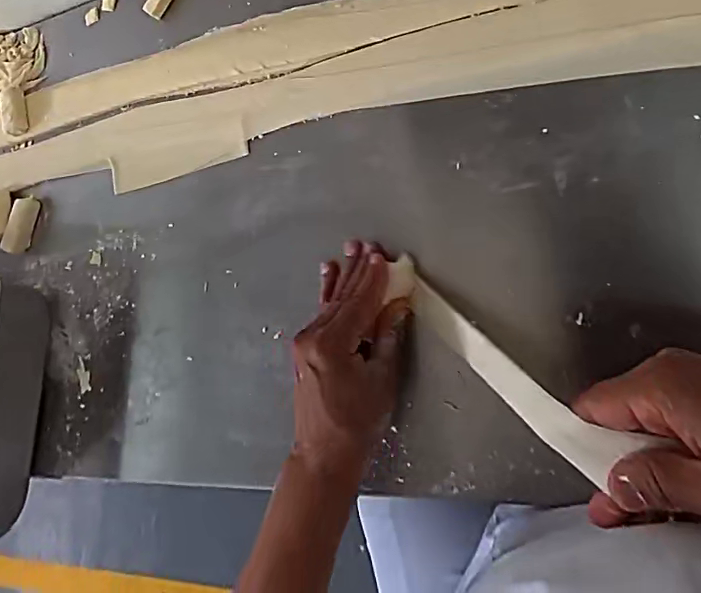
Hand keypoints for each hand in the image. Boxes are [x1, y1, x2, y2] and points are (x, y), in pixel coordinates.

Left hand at [288, 241, 411, 475]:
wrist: (323, 455)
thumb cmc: (356, 424)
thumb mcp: (382, 379)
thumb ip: (387, 336)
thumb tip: (396, 305)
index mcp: (332, 344)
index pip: (360, 303)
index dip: (374, 280)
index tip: (384, 258)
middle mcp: (313, 336)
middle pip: (344, 296)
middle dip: (359, 270)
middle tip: (369, 246)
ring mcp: (305, 340)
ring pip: (332, 301)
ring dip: (346, 276)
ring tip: (352, 250)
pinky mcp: (304, 346)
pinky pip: (321, 311)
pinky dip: (329, 291)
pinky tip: (329, 273)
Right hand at [573, 349, 700, 553]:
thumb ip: (655, 483)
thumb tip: (612, 483)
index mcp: (664, 383)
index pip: (592, 406)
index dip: (583, 449)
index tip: (594, 493)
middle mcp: (677, 369)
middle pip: (621, 413)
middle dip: (622, 463)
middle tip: (633, 516)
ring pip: (654, 420)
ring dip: (655, 464)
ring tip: (675, 511)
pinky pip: (684, 418)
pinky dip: (682, 453)